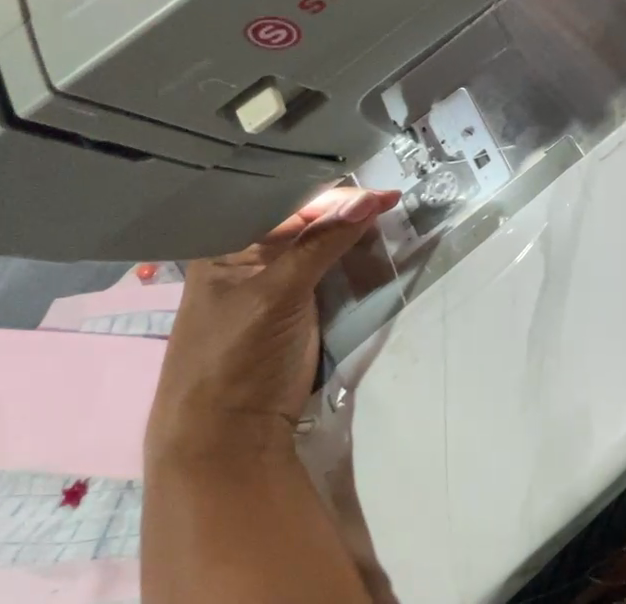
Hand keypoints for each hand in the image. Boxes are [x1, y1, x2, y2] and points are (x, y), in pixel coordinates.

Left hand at [147, 188, 399, 461]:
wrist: (231, 431)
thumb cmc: (235, 356)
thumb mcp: (278, 292)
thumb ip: (323, 243)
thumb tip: (373, 198)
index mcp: (226, 247)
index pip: (288, 204)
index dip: (336, 195)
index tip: (387, 194)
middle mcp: (251, 258)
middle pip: (309, 220)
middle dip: (351, 210)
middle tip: (398, 201)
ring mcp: (280, 282)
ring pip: (327, 243)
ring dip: (361, 233)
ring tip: (400, 219)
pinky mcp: (305, 304)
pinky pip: (336, 268)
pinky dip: (361, 257)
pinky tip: (385, 247)